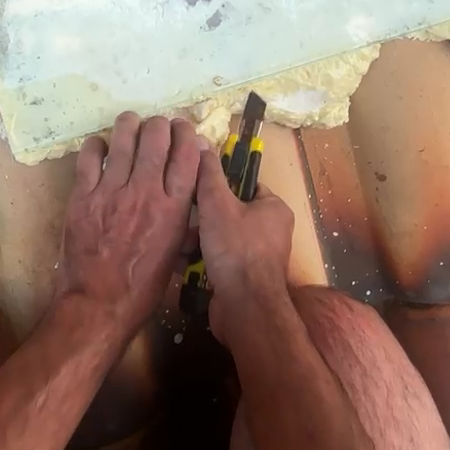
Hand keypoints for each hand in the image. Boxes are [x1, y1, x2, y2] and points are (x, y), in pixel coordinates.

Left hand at [58, 114, 201, 339]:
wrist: (98, 305)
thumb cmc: (143, 287)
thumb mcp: (176, 252)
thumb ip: (185, 216)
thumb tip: (191, 191)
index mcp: (174, 208)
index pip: (187, 153)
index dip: (187, 133)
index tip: (184, 130)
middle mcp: (146, 191)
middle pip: (157, 136)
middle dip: (160, 124)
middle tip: (157, 127)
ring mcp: (112, 190)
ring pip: (124, 138)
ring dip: (130, 124)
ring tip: (131, 124)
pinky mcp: (83, 195)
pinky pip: (90, 156)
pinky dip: (97, 145)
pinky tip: (101, 147)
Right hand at [194, 144, 294, 350]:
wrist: (245, 309)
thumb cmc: (236, 249)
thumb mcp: (217, 203)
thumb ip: (208, 173)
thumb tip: (200, 141)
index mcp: (273, 208)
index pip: (244, 184)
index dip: (218, 183)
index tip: (194, 186)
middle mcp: (271, 230)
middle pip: (228, 211)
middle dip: (201, 216)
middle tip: (181, 216)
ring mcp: (258, 256)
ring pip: (220, 236)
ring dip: (196, 239)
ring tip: (175, 240)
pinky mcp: (243, 278)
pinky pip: (219, 258)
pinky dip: (200, 258)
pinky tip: (178, 260)